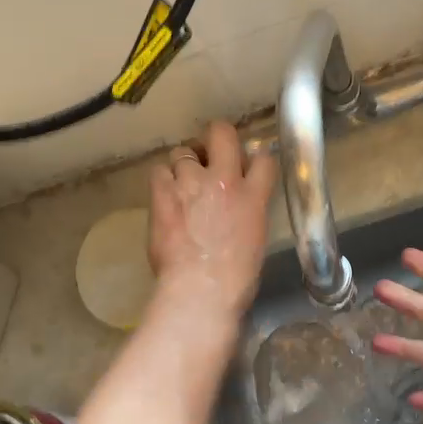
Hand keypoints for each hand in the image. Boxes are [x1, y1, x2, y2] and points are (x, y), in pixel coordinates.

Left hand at [146, 120, 278, 317]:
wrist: (201, 290)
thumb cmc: (236, 280)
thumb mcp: (255, 241)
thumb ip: (248, 214)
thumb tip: (237, 210)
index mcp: (253, 198)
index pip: (263, 159)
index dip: (254, 159)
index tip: (246, 167)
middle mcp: (223, 180)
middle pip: (221, 133)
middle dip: (217, 139)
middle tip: (210, 156)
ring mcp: (190, 183)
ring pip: (183, 151)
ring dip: (184, 164)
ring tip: (182, 184)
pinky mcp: (162, 193)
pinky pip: (159, 171)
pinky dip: (163, 180)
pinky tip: (166, 197)